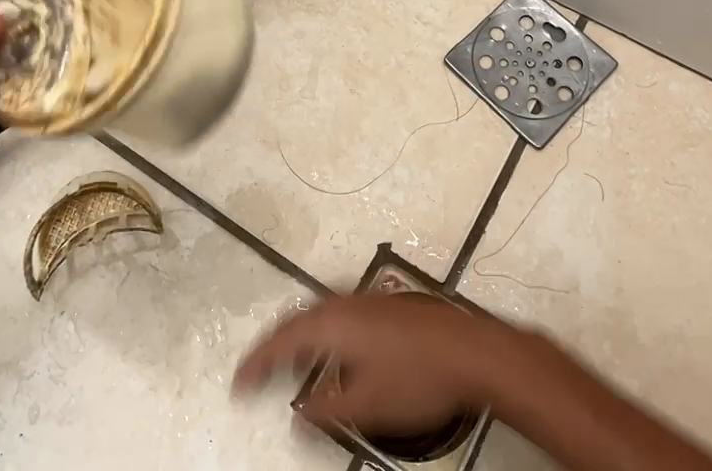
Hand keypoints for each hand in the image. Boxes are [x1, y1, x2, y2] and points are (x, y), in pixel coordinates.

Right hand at [234, 294, 526, 434]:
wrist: (473, 351)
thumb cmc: (418, 378)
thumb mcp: (365, 405)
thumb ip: (324, 410)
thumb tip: (296, 414)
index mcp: (331, 323)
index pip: (280, 341)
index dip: (255, 363)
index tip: (238, 384)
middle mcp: (344, 302)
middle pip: (296, 320)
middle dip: (274, 346)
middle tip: (258, 372)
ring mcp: (367, 298)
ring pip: (319, 311)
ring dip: (299, 334)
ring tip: (289, 359)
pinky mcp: (387, 302)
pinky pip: (339, 310)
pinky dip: (323, 327)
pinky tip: (334, 345)